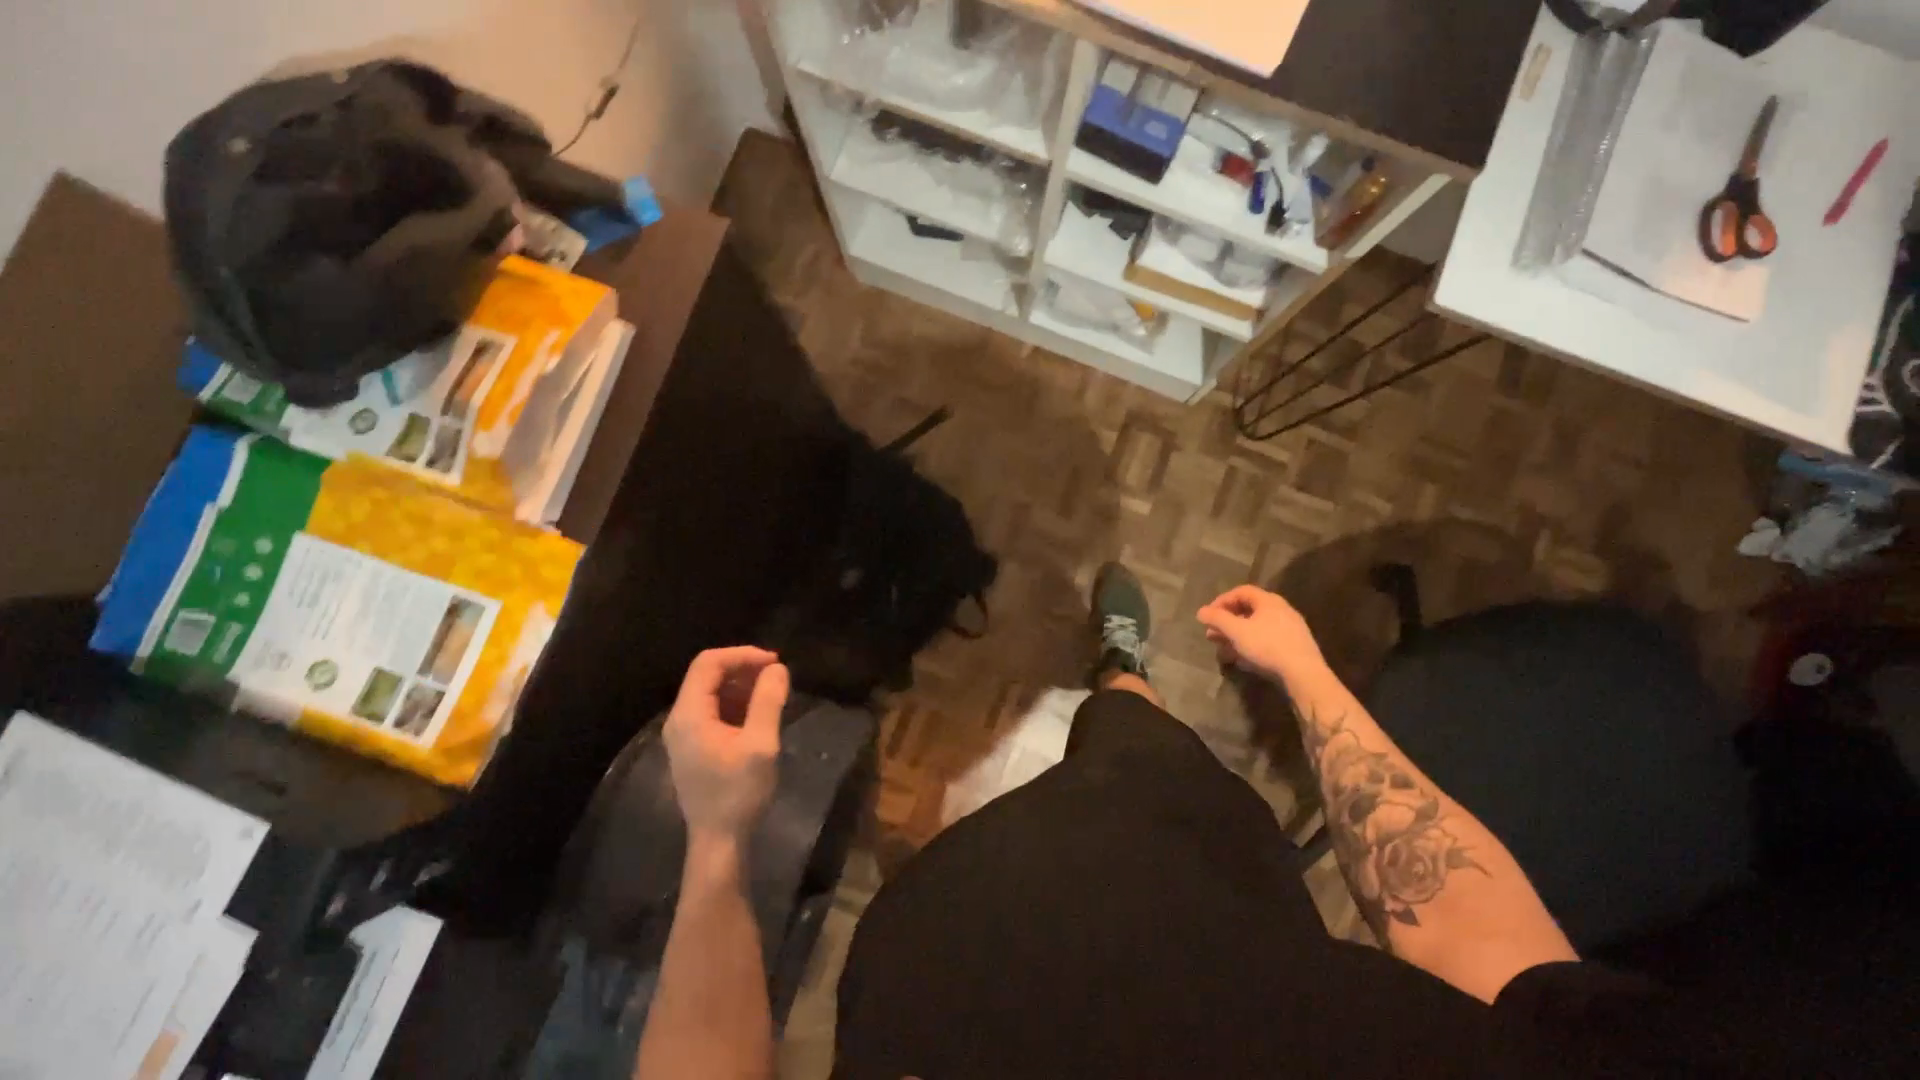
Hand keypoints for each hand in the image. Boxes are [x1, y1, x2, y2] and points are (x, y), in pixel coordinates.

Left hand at [664, 646, 788, 843]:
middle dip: (743, 670)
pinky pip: (712, 713)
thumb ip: (768, 701)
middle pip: (707, 676)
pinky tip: (759, 717)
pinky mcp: (693, 748)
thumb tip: (777, 669)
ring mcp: (684, 735)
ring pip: (711, 694)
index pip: (709, 663)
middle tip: (777, 677)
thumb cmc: (738, 792)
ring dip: (741, 688)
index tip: (774, 663)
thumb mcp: (760, 745)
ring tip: (772, 695)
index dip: (742, 655)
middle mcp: (680, 719)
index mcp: (689, 714)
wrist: (718, 841)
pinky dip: (736, 706)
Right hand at [1195, 585, 1325, 685]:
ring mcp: (1290, 628)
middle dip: (1227, 621)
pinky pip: (1266, 639)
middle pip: (1248, 610)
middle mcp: (1281, 609)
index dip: (1221, 601)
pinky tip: (1242, 659)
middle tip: (1212, 634)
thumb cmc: (1267, 646)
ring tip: (1223, 649)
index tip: (1208, 615)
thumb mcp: (1237, 631)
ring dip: (1237, 635)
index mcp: (1268, 600)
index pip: (1241, 592)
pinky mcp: (1294, 645)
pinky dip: (1251, 644)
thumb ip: (1218, 619)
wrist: (1303, 672)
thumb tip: (1201, 611)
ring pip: (1256, 627)